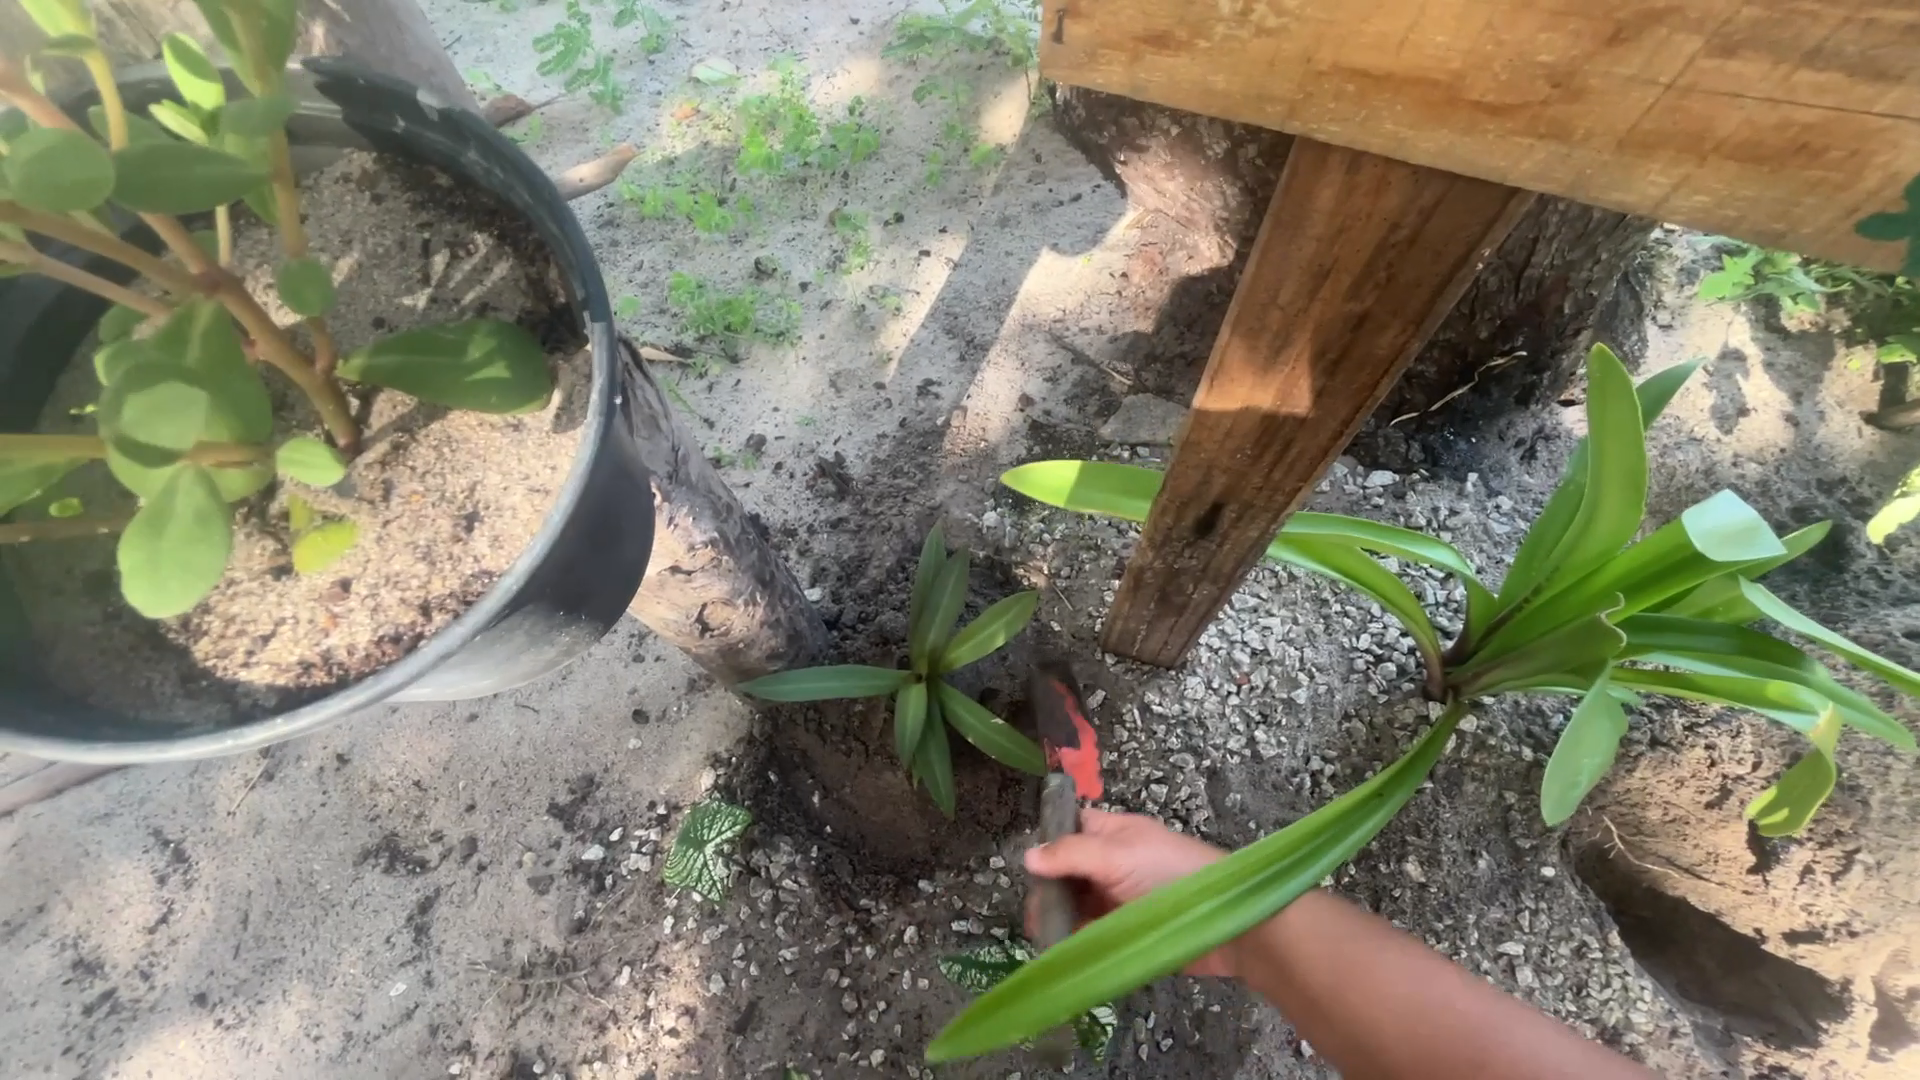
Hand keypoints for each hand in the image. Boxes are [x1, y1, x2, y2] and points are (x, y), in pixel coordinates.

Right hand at [1023, 809, 1237, 976]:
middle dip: (1050, 889)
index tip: (1029, 870)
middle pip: (1070, 870)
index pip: (1071, 828)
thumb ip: (1071, 855)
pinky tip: (1063, 951)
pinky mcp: (1131, 930)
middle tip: (1036, 917)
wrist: (1229, 920)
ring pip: (1080, 902)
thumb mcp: (1118, 855)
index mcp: (1113, 833)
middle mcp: (1114, 861)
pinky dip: (1078, 939)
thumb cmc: (1171, 874)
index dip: (1049, 843)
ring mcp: (1122, 897)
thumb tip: (1027, 856)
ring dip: (1061, 917)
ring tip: (1044, 937)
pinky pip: (1095, 931)